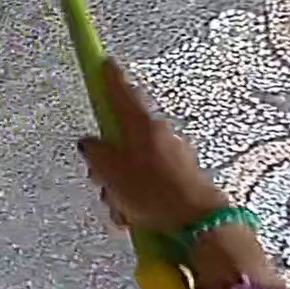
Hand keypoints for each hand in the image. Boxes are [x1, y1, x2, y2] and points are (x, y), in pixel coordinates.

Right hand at [78, 56, 228, 234]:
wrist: (199, 226)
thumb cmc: (152, 192)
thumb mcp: (109, 171)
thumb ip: (94, 152)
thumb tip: (89, 143)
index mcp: (140, 125)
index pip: (122, 92)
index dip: (110, 77)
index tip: (105, 62)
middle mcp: (158, 135)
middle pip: (123, 134)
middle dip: (108, 155)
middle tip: (99, 175)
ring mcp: (172, 157)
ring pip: (134, 162)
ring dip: (121, 183)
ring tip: (119, 208)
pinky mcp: (181, 179)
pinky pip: (150, 181)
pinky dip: (138, 197)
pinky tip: (133, 218)